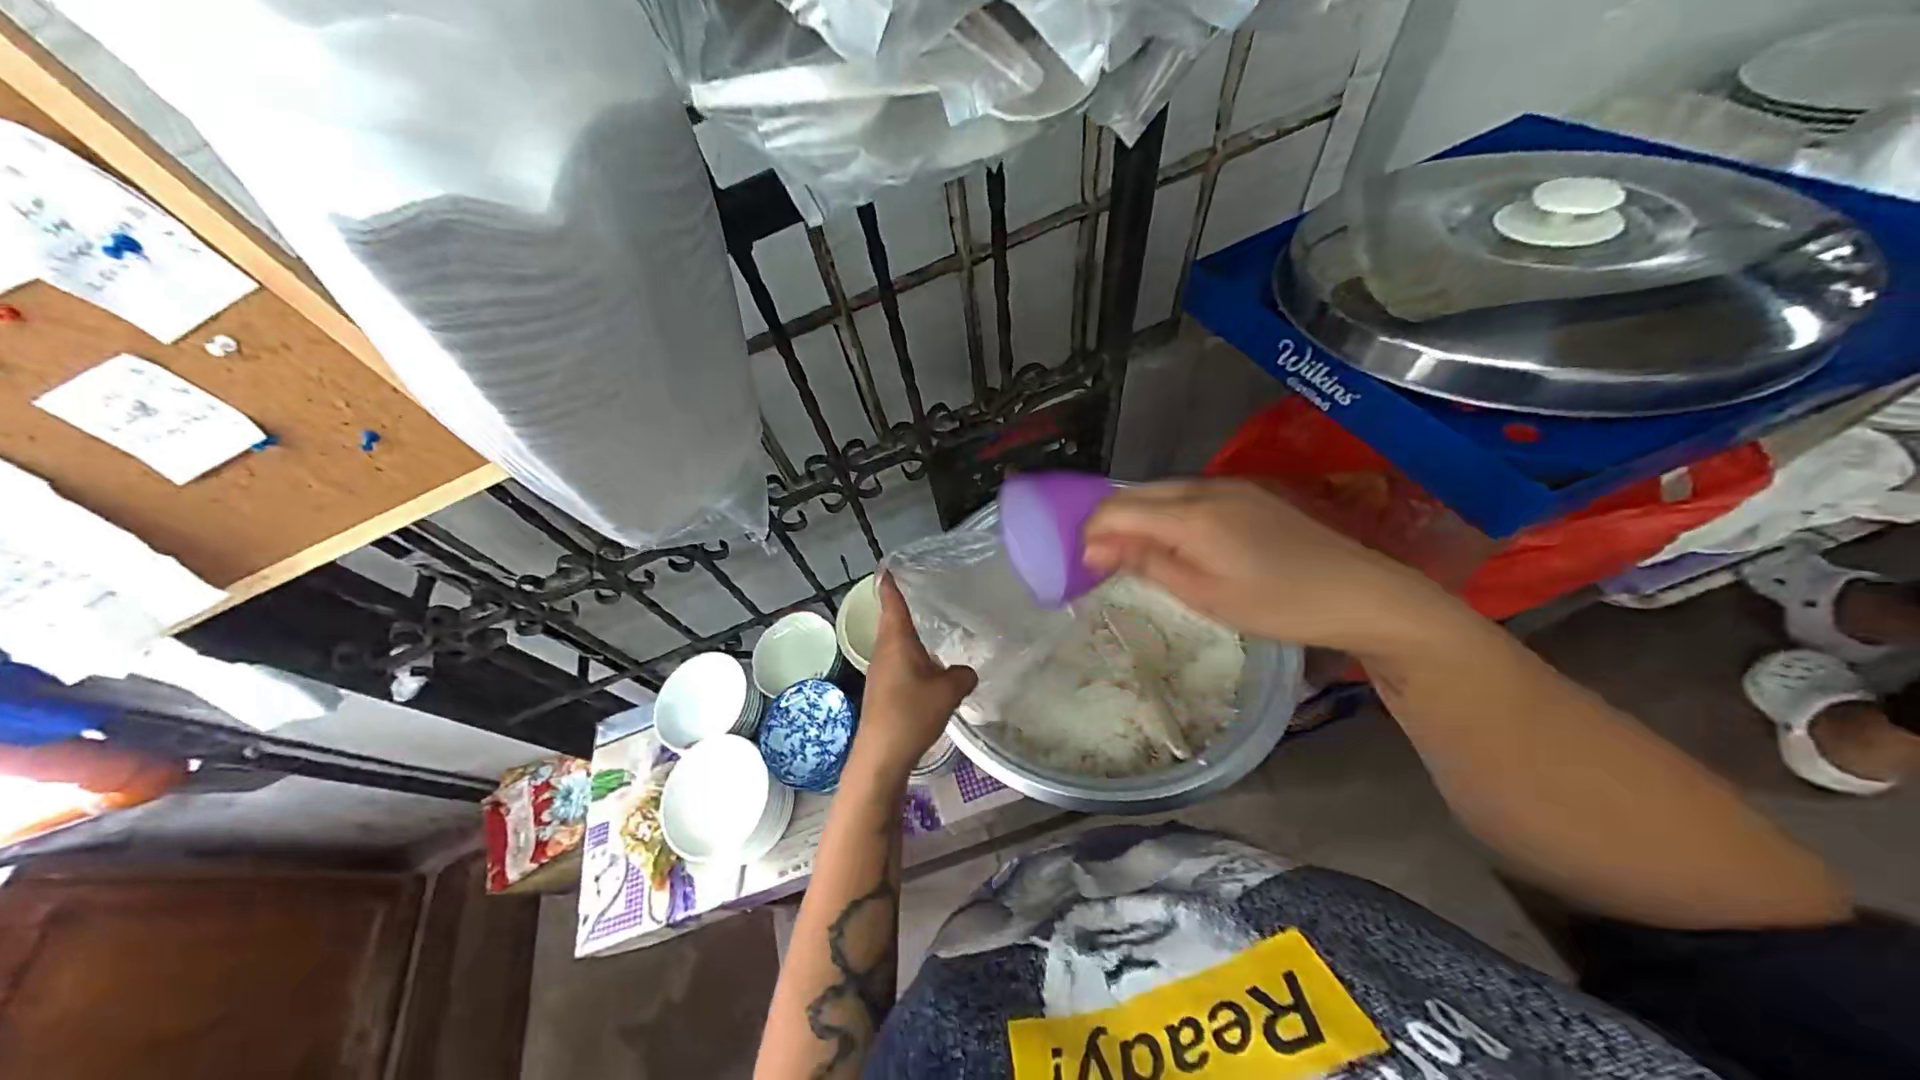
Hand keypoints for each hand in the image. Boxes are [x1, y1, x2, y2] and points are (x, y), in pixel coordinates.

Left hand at [848, 573, 976, 780]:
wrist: (882, 754)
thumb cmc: (911, 713)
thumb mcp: (948, 692)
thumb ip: (963, 675)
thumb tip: (967, 672)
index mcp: (896, 640)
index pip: (892, 601)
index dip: (892, 581)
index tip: (891, 564)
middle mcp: (884, 649)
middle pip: (892, 618)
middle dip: (904, 603)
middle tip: (926, 588)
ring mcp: (880, 670)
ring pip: (896, 641)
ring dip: (910, 631)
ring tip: (933, 624)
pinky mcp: (883, 688)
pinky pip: (898, 660)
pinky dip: (912, 653)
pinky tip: (929, 663)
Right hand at [1082, 479, 1466, 656]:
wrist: (1364, 593)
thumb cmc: (1281, 605)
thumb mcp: (1206, 596)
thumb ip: (1149, 564)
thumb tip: (1097, 549)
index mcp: (1192, 516)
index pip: (1118, 509)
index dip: (1092, 534)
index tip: (1086, 566)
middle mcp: (1206, 488)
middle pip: (1136, 493)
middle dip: (1110, 523)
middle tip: (1104, 563)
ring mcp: (1231, 486)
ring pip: (1162, 491)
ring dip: (1138, 517)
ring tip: (1135, 555)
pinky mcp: (1250, 492)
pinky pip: (1189, 494)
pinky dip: (1167, 513)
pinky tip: (1175, 541)